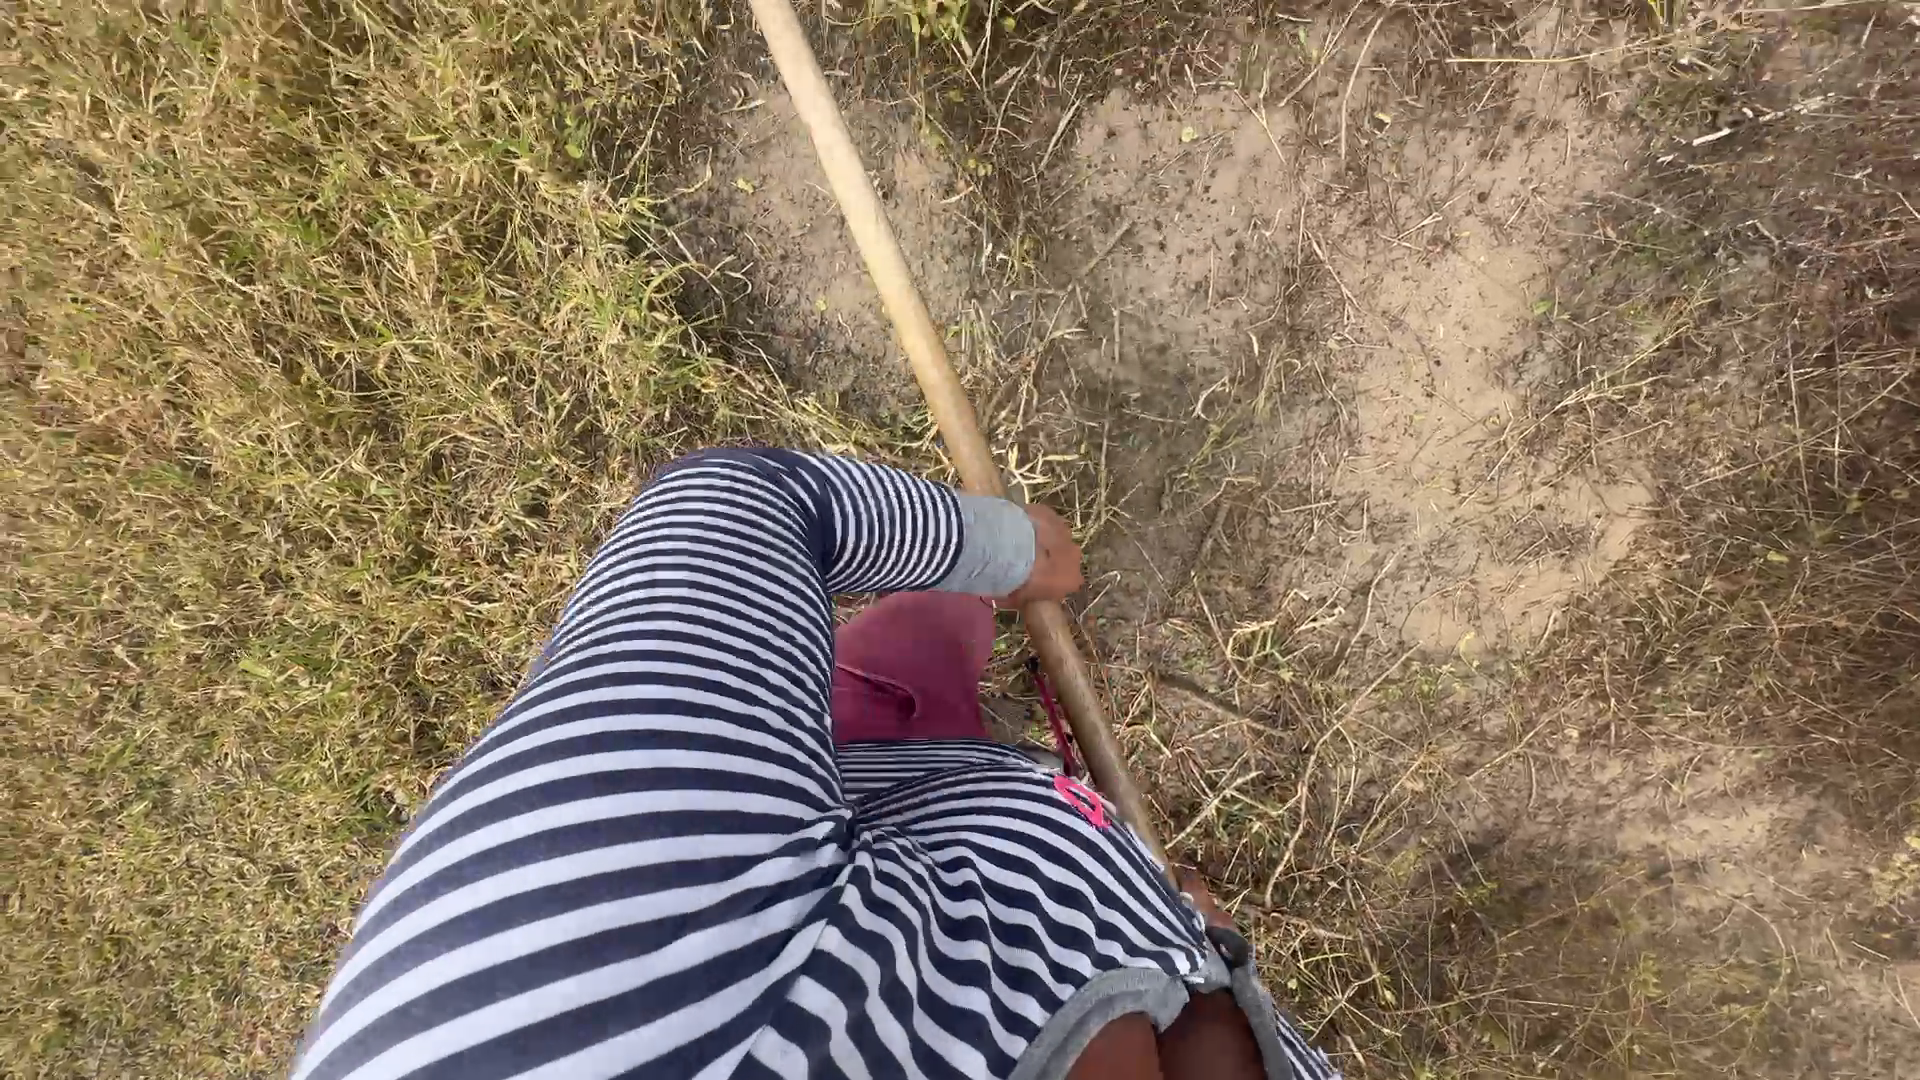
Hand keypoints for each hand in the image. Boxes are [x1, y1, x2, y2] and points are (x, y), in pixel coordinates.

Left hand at [998, 504, 1082, 607]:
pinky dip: (1034, 524)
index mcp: (1071, 580)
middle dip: (1051, 559)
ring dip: (1044, 540)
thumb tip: (1015, 596)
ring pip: (1057, 537)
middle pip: (1065, 558)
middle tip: (1028, 561)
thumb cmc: (1017, 580)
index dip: (1051, 582)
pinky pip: (1044, 520)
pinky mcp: (1050, 513)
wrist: (1009, 547)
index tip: (1036, 581)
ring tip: (1021, 542)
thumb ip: (1025, 597)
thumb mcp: (1020, 598)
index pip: (1067, 583)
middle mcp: (1074, 556)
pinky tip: (1018, 526)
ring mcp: (1064, 532)